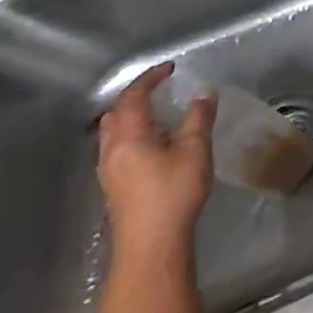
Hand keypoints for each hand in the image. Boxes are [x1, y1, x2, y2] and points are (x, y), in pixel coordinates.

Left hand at [97, 62, 216, 255]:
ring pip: (113, 132)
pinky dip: (132, 135)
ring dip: (132, 117)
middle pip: (116, 113)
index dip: (150, 78)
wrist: (152, 244)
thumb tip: (203, 93)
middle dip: (136, 97)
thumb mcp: (195, 151)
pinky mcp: (114, 186)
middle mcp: (111, 149)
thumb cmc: (174, 193)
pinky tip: (154, 146)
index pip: (134, 96)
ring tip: (158, 116)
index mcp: (128, 136)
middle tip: (160, 90)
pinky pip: (117, 148)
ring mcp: (108, 170)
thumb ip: (198, 119)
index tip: (170, 68)